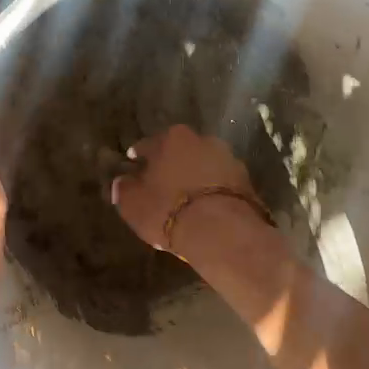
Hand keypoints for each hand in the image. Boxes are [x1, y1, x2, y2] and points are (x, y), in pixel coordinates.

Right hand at [110, 124, 256, 250]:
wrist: (221, 230)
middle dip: (170, 165)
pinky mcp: (246, 181)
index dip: (138, 159)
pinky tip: (205, 208)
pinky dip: (212, 191)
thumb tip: (121, 182)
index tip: (133, 170)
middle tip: (161, 185)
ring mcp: (228, 158)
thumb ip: (124, 189)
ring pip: (203, 165)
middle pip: (179, 152)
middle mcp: (202, 140)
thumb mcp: (133, 204)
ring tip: (186, 199)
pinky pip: (220, 184)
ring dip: (194, 177)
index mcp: (171, 138)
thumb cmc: (168, 210)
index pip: (147, 145)